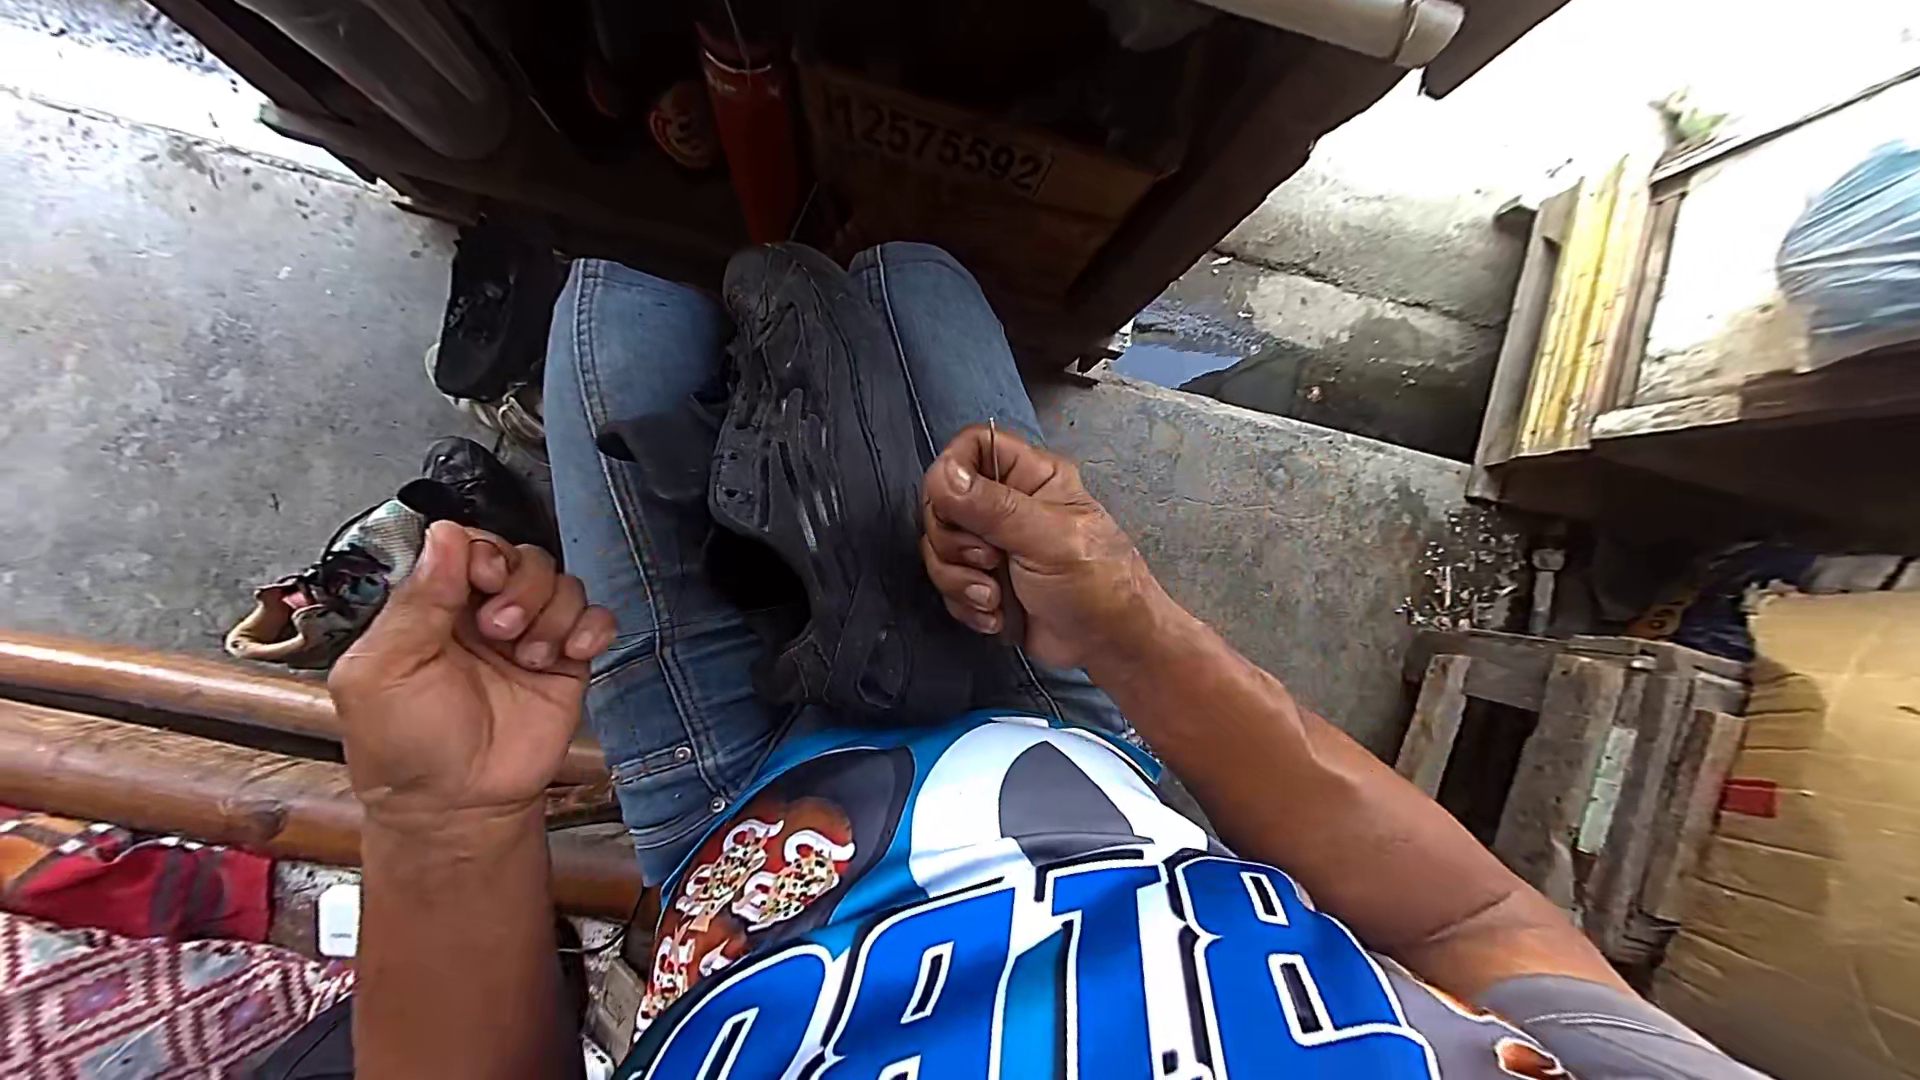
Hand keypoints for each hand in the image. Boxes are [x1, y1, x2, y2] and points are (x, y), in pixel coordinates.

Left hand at [329, 521, 616, 832]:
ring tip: (531, 656)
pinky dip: (594, 628)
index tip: (483, 579)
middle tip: (501, 629)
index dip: (485, 552)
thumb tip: (444, 534)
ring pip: (565, 585)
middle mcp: (486, 613)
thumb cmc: (410, 745)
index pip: (471, 546)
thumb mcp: (384, 671)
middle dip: (522, 587)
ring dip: (554, 615)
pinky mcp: (570, 658)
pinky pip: (599, 619)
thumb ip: (416, 601)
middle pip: (526, 558)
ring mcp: (533, 634)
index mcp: (434, 608)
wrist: (464, 801)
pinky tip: (575, 653)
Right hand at [919, 426, 1166, 670]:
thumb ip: (994, 507)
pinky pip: (947, 582)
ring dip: (960, 580)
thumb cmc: (1097, 584)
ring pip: (939, 547)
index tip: (953, 507)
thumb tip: (944, 476)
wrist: (1108, 646)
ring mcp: (991, 544)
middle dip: (955, 542)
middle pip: (942, 501)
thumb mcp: (1049, 540)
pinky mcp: (982, 580)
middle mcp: (1005, 505)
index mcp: (1030, 477)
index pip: (972, 445)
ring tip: (996, 598)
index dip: (952, 471)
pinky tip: (997, 614)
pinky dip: (966, 604)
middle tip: (989, 561)